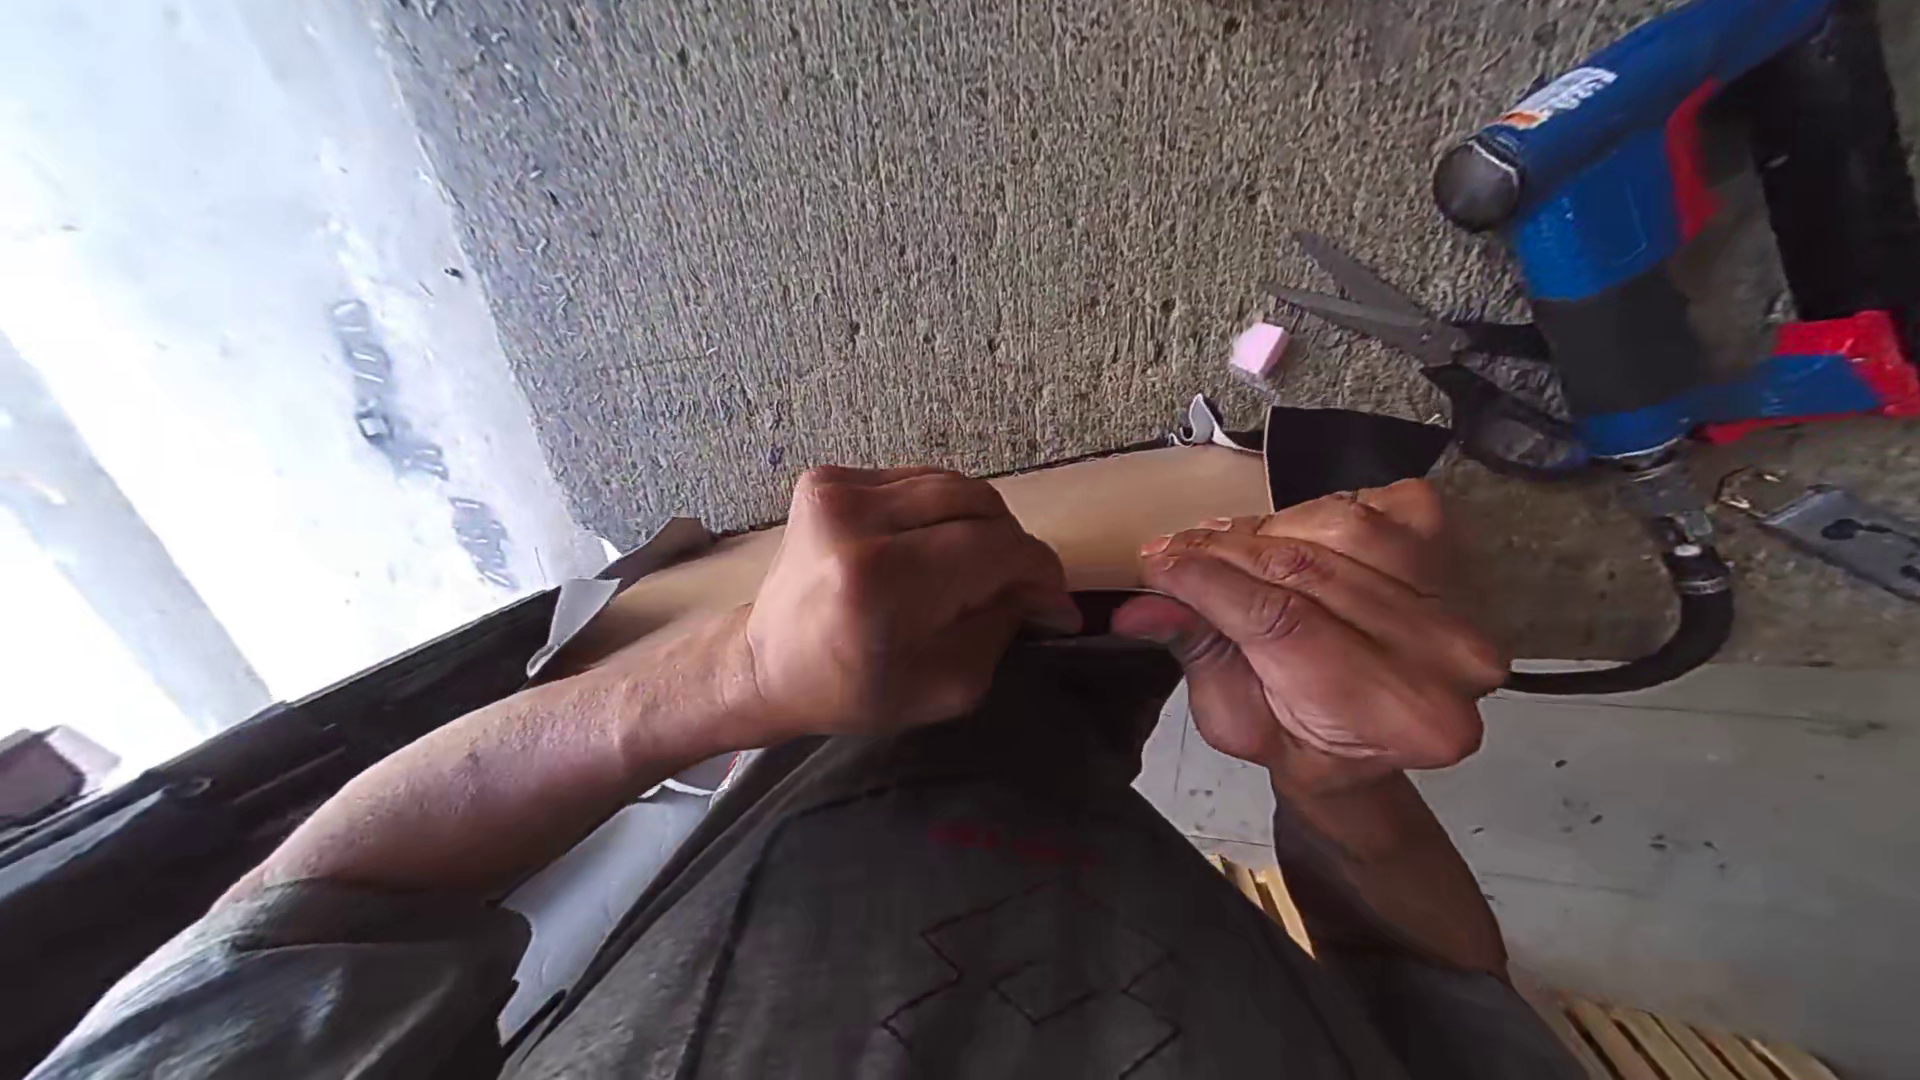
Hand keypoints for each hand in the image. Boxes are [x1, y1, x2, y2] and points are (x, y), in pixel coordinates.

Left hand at [744, 465, 1079, 737]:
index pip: (996, 547)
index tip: (1055, 600)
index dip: (1039, 571)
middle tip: (1016, 584)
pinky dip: (939, 510)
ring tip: (976, 564)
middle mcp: (856, 519)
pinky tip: (932, 543)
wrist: (767, 663)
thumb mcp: (947, 685)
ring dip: (978, 524)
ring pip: (951, 484)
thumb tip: (1045, 591)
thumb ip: (1004, 627)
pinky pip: (916, 480)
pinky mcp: (825, 479)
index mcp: (884, 580)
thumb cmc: (854, 689)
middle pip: (979, 503)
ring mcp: (835, 489)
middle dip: (1012, 546)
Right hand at [1111, 480, 1506, 794]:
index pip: (1281, 620)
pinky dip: (1314, 513)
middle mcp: (1447, 656)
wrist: (1362, 736)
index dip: (1206, 583)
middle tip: (1171, 552)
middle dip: (1220, 552)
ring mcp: (1461, 598)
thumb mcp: (1233, 718)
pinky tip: (1287, 540)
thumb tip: (1143, 608)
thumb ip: (1196, 653)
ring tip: (1224, 550)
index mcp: (1395, 714)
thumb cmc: (1300, 740)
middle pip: (1306, 568)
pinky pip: (1372, 504)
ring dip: (1263, 531)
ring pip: (1337, 524)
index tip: (1156, 563)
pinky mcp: (1453, 555)